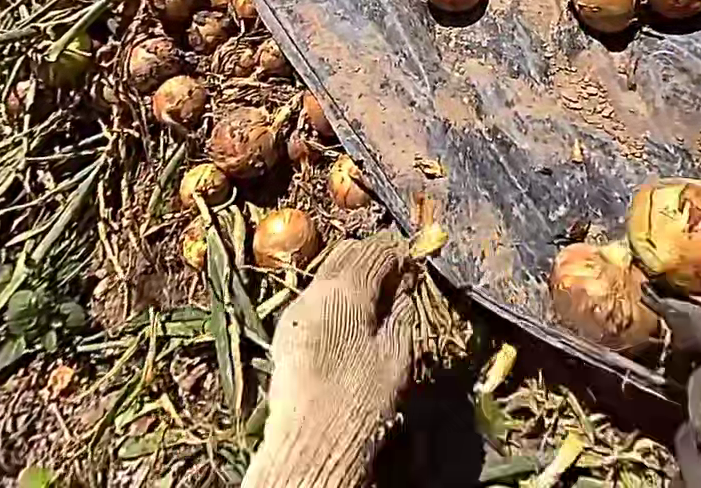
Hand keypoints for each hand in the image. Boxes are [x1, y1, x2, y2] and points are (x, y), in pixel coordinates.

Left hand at [243, 232, 415, 487]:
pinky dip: (338, 291)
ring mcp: (296, 310)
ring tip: (376, 298)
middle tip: (397, 277)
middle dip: (374, 256)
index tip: (413, 268)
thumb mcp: (396, 351)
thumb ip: (402, 307)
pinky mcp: (286, 330)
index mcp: (345, 290)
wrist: (309, 449)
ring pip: (330, 269)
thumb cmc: (360, 398)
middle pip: (348, 251)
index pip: (377, 250)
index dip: (399, 254)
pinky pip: (317, 293)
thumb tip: (405, 282)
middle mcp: (315, 290)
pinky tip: (353, 316)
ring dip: (355, 273)